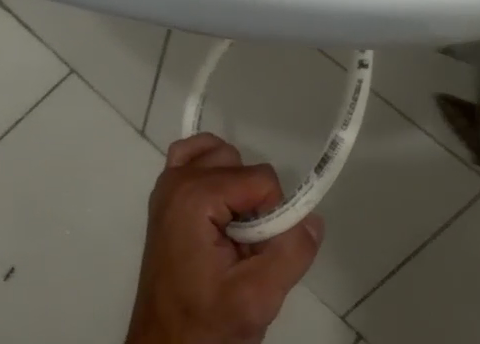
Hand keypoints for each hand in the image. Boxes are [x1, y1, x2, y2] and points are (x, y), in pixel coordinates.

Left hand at [126, 134, 324, 343]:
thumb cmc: (206, 325)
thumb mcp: (258, 297)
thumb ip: (291, 252)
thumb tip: (312, 217)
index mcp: (195, 195)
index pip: (263, 180)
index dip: (273, 217)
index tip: (259, 254)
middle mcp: (178, 179)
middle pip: (244, 167)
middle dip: (255, 205)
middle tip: (246, 250)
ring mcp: (168, 184)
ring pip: (224, 158)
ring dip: (237, 189)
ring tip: (232, 236)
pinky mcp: (167, 194)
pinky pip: (195, 155)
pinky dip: (214, 170)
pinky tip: (221, 204)